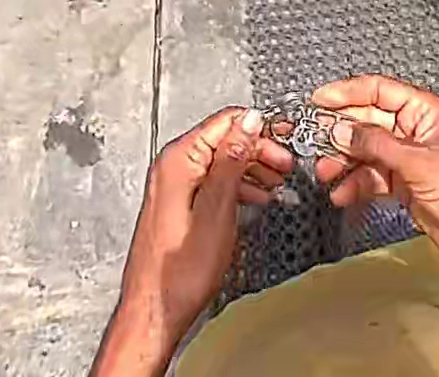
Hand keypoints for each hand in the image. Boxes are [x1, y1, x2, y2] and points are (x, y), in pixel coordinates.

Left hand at [92, 107, 294, 376]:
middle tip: (285, 165)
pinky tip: (254, 197)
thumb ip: (233, 160)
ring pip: (221, 160)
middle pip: (224, 139)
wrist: (153, 316)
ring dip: (251, 168)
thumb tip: (248, 122)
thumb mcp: (217, 209)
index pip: (225, 122)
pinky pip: (212, 180)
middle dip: (258, 149)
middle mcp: (172, 165)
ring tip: (276, 182)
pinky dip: (236, 185)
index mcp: (179, 159)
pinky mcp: (177, 202)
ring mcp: (174, 183)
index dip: (258, 128)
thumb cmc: (179, 274)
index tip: (283, 137)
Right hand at [316, 76, 438, 374]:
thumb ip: (376, 145)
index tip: (319, 99)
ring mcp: (407, 158)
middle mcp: (412, 130)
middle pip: (366, 121)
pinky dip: (355, 185)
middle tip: (314, 140)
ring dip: (343, 162)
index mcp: (422, 111)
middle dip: (340, 131)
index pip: (377, 90)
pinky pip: (371, 177)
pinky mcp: (404, 184)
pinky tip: (342, 195)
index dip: (346, 92)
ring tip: (325, 174)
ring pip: (364, 151)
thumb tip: (342, 130)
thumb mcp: (419, 163)